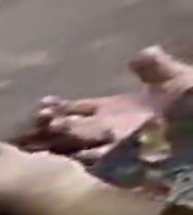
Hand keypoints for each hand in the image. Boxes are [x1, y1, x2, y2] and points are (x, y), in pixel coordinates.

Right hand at [21, 46, 192, 160]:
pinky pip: (88, 162)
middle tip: (37, 121)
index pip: (76, 108)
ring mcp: (106, 145)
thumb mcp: (177, 80)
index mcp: (113, 108)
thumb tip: (142, 52)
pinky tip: (63, 158)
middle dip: (50, 125)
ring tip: (39, 141)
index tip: (42, 105)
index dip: (58, 106)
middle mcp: (102, 127)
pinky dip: (75, 160)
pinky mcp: (114, 161)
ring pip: (70, 145)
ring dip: (55, 144)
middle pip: (67, 127)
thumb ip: (156, 70)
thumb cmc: (192, 102)